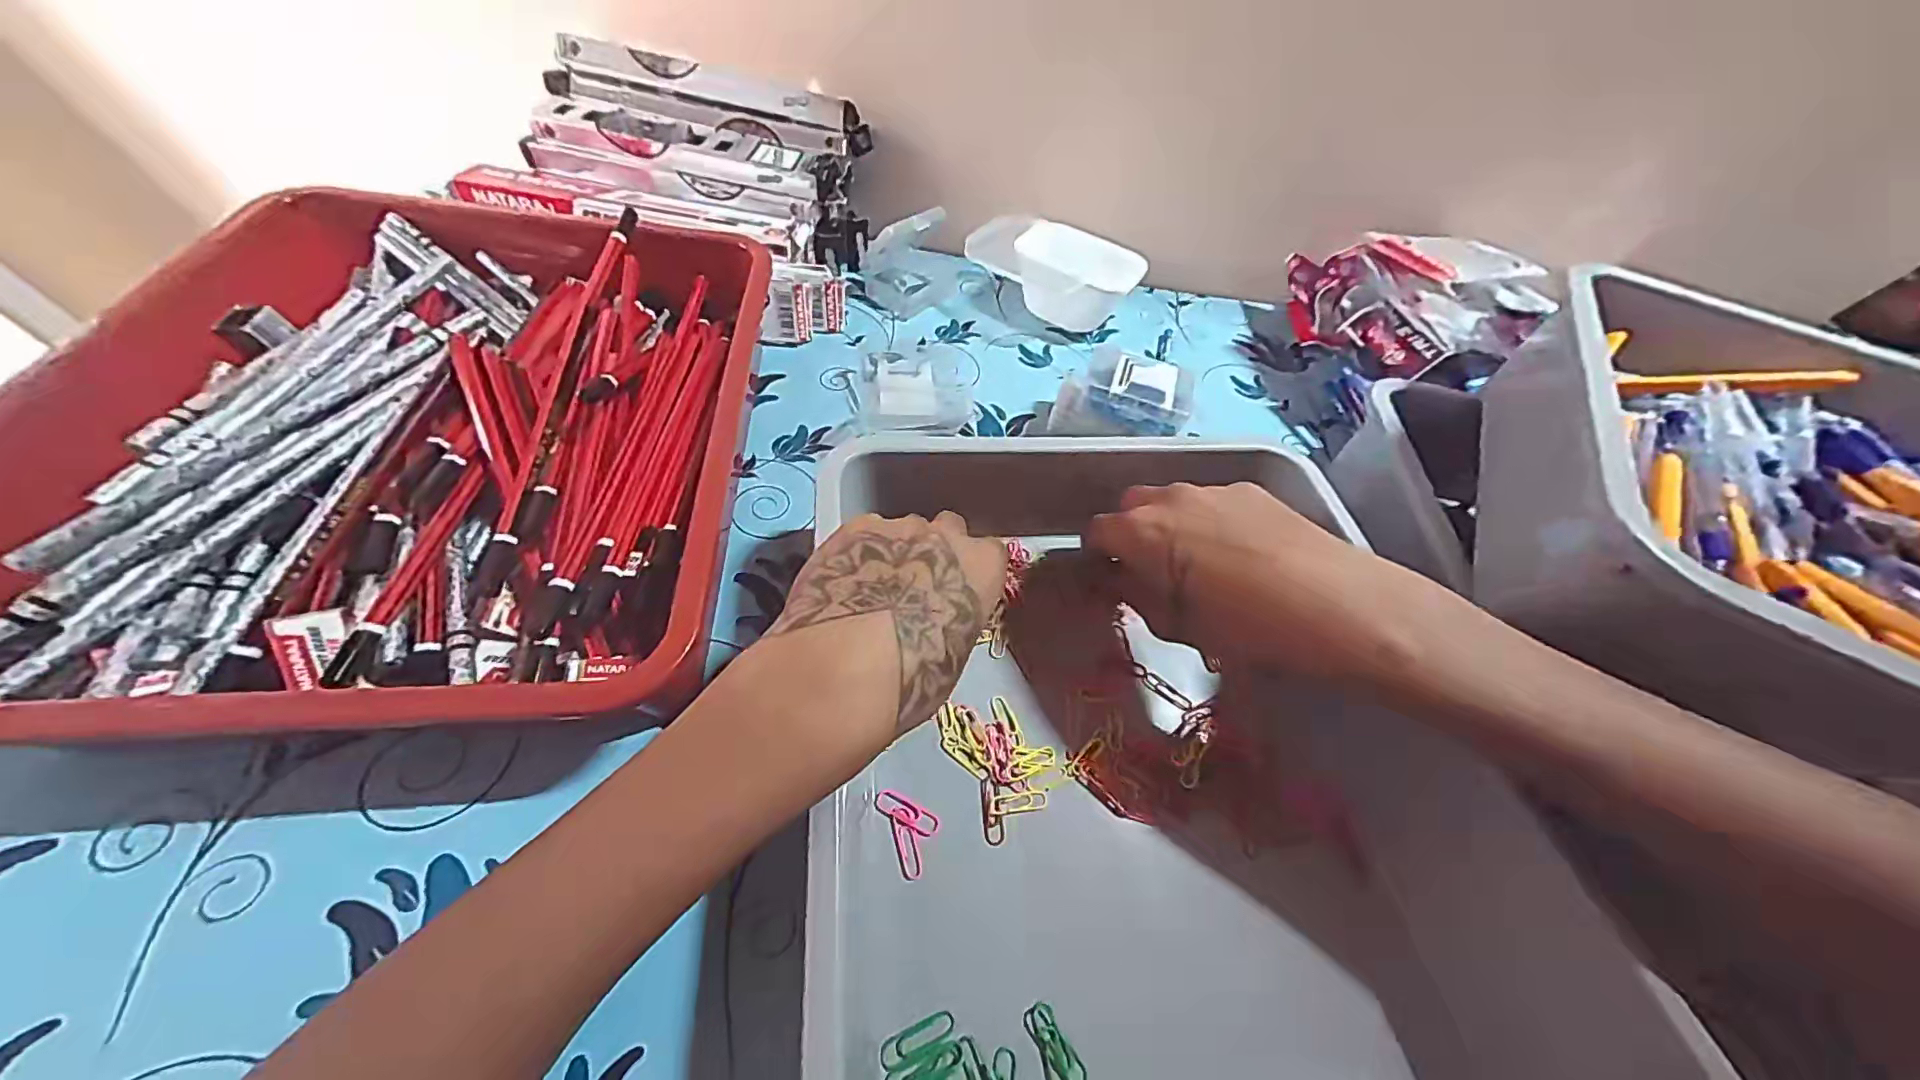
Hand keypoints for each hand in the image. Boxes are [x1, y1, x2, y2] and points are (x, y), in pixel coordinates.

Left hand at [765, 512, 1006, 730]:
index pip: (990, 553)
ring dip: (894, 552)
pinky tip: (845, 584)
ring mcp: (899, 528)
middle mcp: (945, 537)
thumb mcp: (954, 656)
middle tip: (915, 589)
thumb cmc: (911, 675)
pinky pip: (863, 533)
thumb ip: (954, 621)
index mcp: (982, 569)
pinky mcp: (855, 529)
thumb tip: (938, 628)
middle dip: (935, 551)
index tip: (958, 590)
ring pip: (902, 529)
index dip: (971, 571)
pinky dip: (857, 552)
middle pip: (948, 529)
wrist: (849, 663)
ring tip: (873, 592)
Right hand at [1083, 482, 1467, 688]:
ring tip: (1196, 563)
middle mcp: (1171, 497)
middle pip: (1130, 507)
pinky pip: (1210, 500)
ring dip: (1167, 525)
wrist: (1341, 605)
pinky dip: (1205, 520)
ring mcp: (1214, 488)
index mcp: (1142, 531)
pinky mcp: (1252, 489)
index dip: (1096, 557)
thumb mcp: (1177, 625)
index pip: (1096, 531)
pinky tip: (1235, 554)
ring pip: (1171, 500)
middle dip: (1129, 535)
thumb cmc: (1248, 628)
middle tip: (1149, 572)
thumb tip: (1118, 581)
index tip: (1109, 581)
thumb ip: (1135, 596)